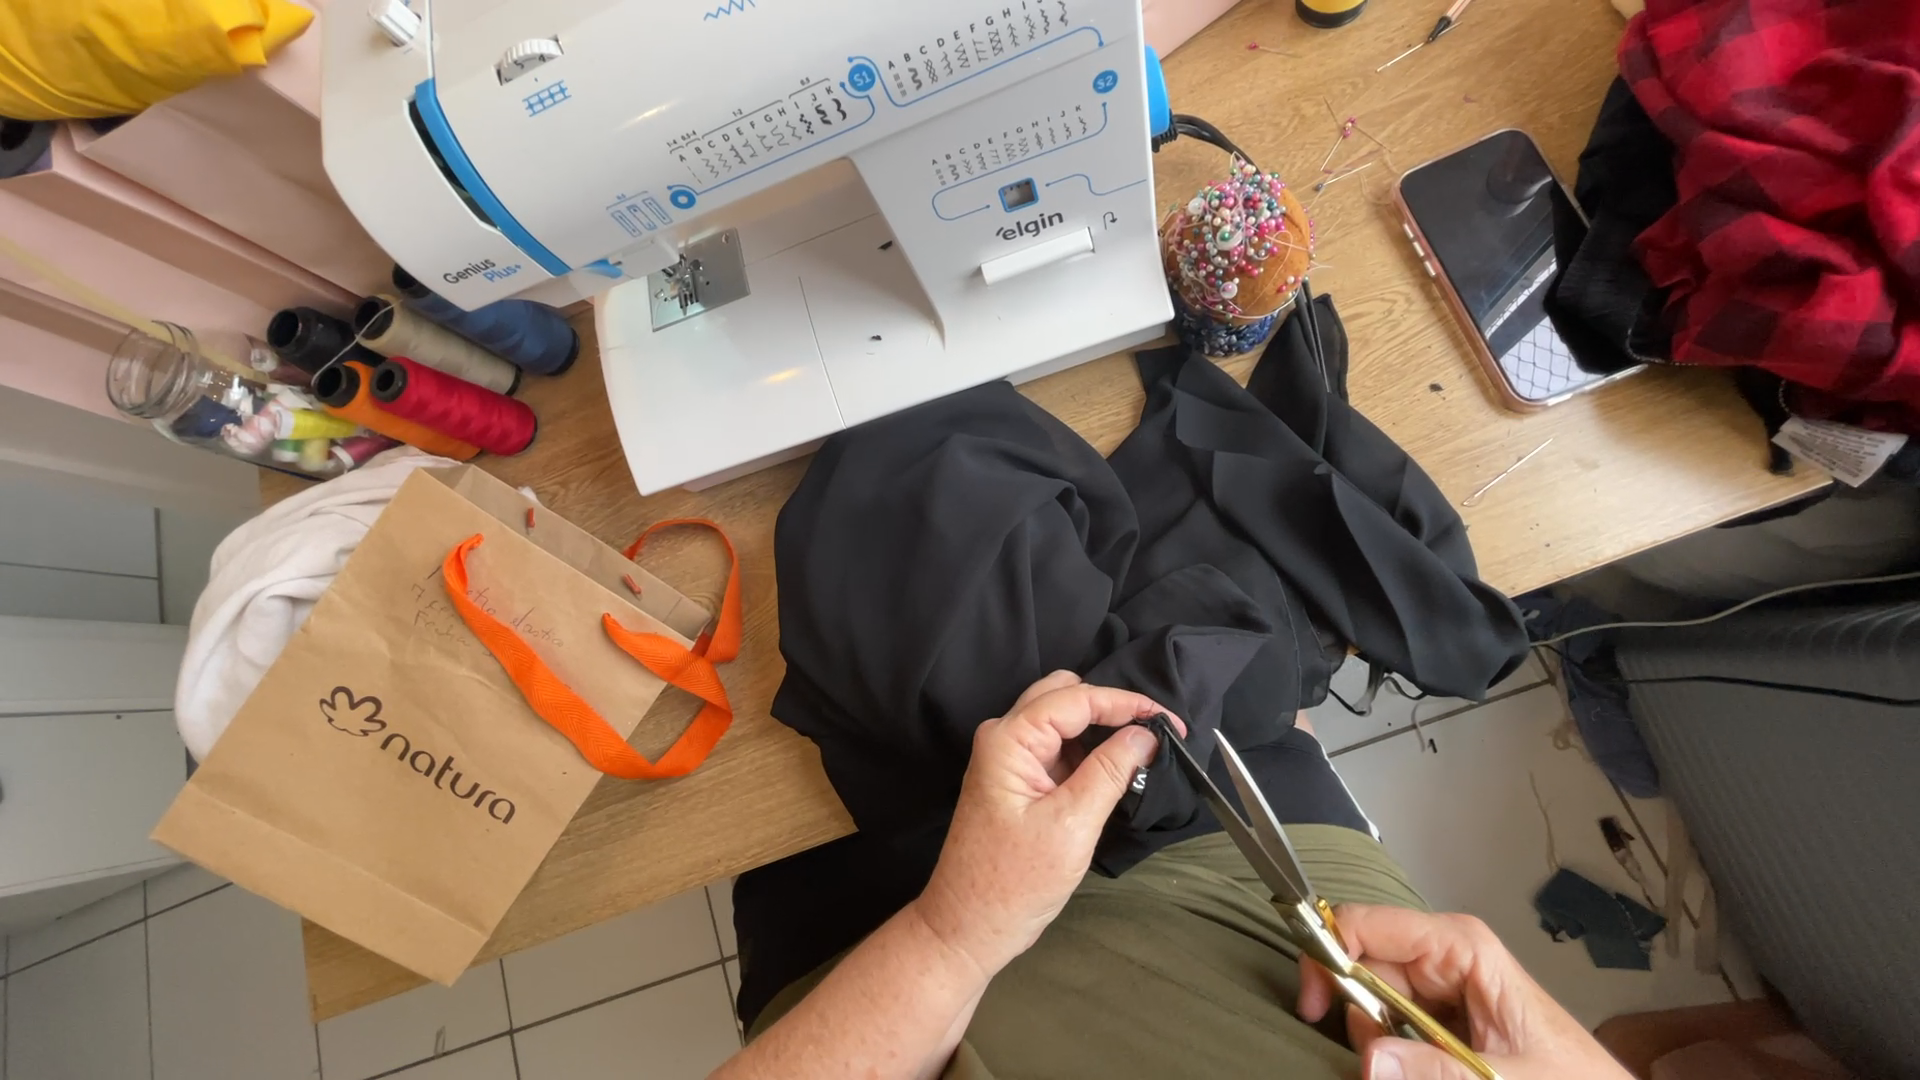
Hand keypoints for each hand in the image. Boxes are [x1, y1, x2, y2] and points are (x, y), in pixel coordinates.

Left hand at [913, 671, 1178, 977]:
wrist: (968, 927)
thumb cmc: (1014, 882)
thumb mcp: (1071, 826)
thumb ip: (1109, 772)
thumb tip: (1144, 734)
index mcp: (1009, 739)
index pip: (1075, 698)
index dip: (1125, 702)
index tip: (1169, 719)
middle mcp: (1005, 737)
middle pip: (1064, 695)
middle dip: (1111, 706)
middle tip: (1155, 731)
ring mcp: (1009, 757)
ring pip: (1062, 718)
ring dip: (1101, 727)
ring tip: (1144, 749)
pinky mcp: (1018, 778)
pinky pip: (1058, 747)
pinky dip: (1089, 750)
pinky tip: (1117, 767)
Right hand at [1298, 905, 1632, 1079]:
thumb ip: (1441, 1072)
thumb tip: (1369, 1059)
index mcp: (1457, 945)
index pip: (1365, 924)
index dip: (1329, 952)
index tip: (1312, 1004)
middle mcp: (1439, 952)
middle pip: (1362, 964)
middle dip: (1360, 1013)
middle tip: (1377, 1061)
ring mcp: (1437, 981)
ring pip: (1370, 997)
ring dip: (1376, 1038)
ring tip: (1410, 1071)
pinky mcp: (1437, 1012)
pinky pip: (1389, 1020)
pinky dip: (1390, 1049)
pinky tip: (1413, 1069)